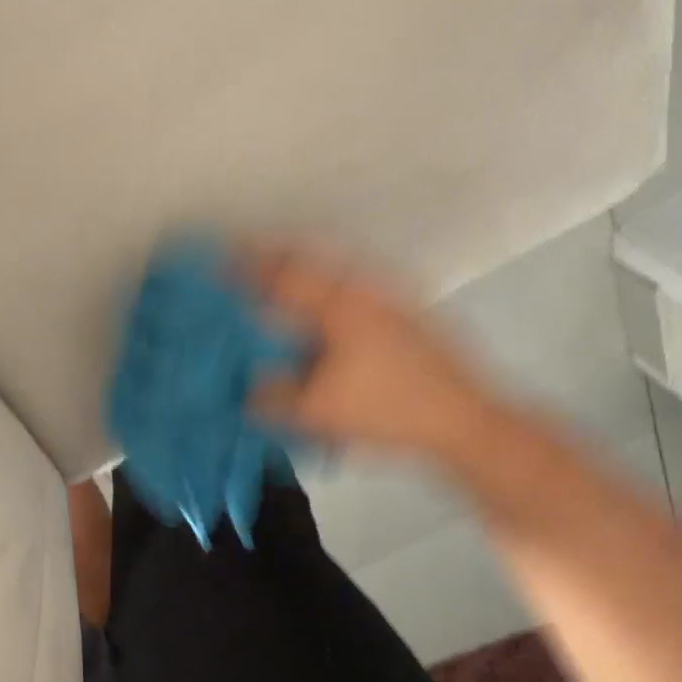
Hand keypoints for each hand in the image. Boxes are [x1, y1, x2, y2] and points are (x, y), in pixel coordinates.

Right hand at [244, 244, 504, 462]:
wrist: (463, 421)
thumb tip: (246, 387)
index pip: (281, 275)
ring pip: (337, 274)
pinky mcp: (410, 317)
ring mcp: (393, 299)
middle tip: (247, 262)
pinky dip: (330, 293)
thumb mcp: (314, 411)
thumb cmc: (384, 410)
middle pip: (312, 261)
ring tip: (281, 287)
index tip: (217, 262)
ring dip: (306, 275)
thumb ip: (270, 396)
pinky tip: (325, 316)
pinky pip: (356, 291)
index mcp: (338, 305)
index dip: (246, 267)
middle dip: (276, 260)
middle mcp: (366, 289)